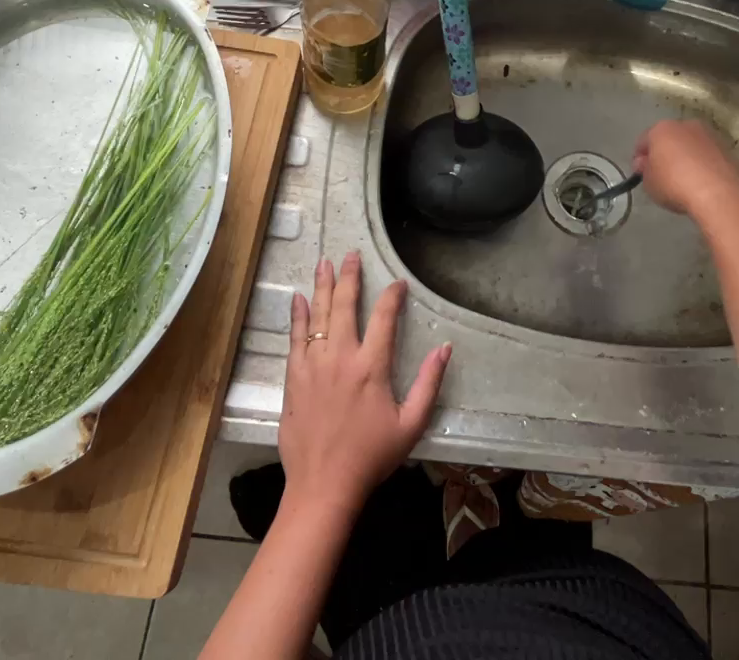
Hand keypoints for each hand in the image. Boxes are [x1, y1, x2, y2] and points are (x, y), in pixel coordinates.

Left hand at [281, 251, 450, 514]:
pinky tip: (298, 299)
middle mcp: (340, 357)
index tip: (398, 282)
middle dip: (349, 277)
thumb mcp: (412, 424)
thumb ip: (429, 383)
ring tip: (324, 263)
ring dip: (321, 287)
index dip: (392, 296)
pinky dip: (297, 316)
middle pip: (344, 306)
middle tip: (350, 254)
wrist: (324, 485)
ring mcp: (313, 366)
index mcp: (371, 367)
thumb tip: (444, 348)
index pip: (383, 317)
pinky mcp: (294, 379)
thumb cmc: (371, 456)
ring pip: (317, 316)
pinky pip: (295, 338)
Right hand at [633, 120, 738, 220]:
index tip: (640, 173)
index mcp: (662, 129)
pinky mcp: (727, 150)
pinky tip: (700, 182)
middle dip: (664, 153)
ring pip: (691, 145)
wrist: (717, 193)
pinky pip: (707, 156)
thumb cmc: (674, 184)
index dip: (639, 157)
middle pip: (670, 139)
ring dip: (685, 157)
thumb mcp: (649, 182)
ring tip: (683, 179)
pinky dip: (702, 165)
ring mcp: (709, 136)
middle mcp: (687, 125)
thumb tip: (645, 163)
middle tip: (660, 174)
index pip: (644, 140)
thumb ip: (644, 169)